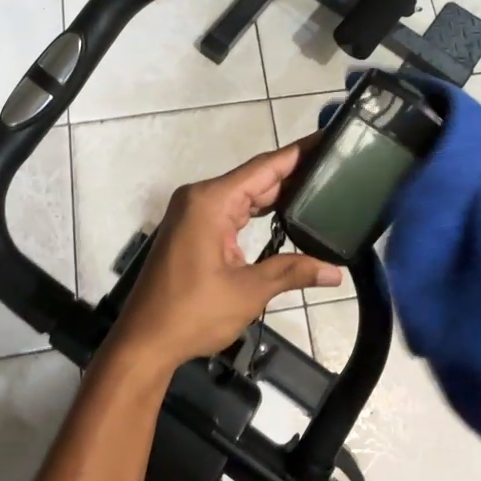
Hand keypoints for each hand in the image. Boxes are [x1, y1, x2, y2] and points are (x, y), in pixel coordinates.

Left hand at [106, 143, 344, 371]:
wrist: (145, 342)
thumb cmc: (193, 313)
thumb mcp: (248, 292)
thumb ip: (292, 272)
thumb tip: (335, 272)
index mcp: (210, 201)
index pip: (263, 168)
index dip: (297, 154)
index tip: (326, 138)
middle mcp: (200, 198)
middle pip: (254, 179)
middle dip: (293, 175)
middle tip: (335, 169)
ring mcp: (193, 213)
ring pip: (244, 195)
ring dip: (276, 195)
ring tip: (319, 187)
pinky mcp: (193, 229)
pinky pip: (232, 210)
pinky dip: (258, 211)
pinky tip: (286, 213)